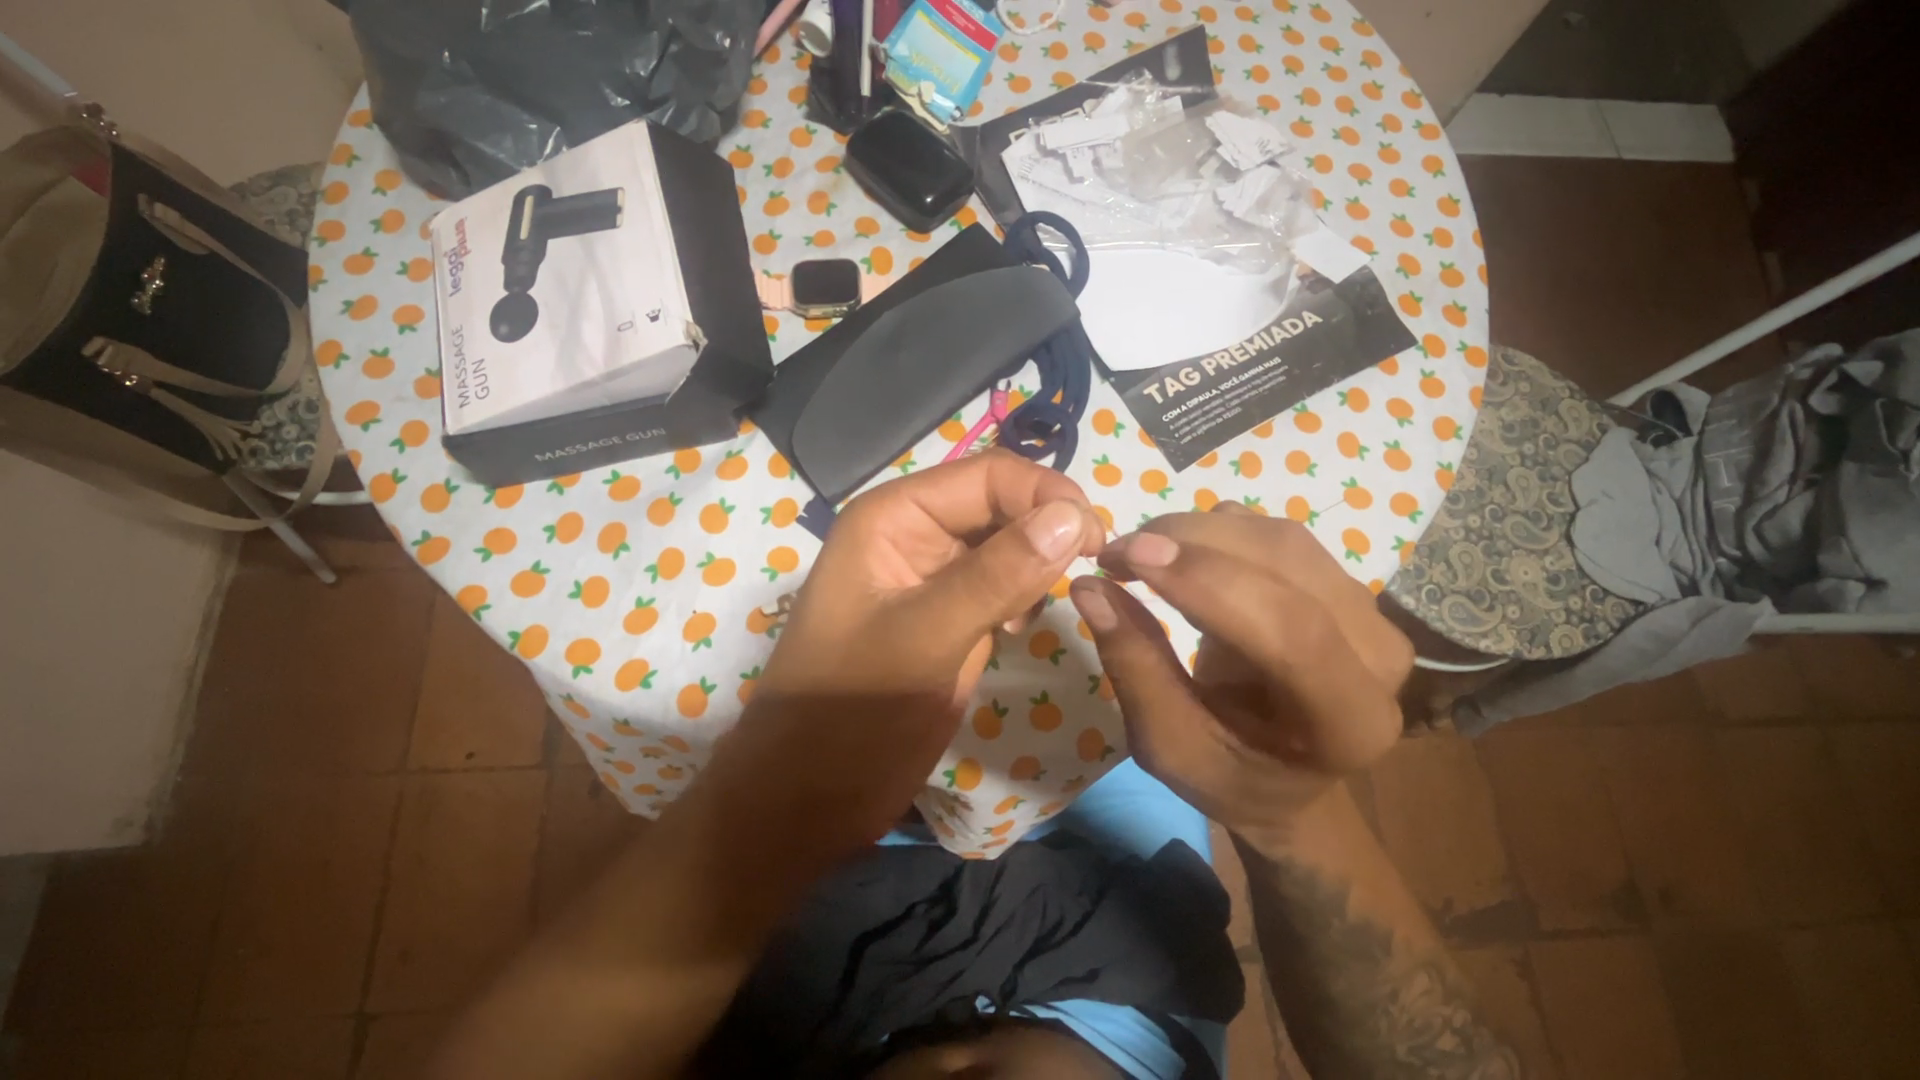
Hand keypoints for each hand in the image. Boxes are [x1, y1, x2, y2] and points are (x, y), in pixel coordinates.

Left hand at [686, 450, 1105, 864]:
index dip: (1046, 494)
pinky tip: (1019, 625)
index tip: (1097, 539)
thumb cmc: (851, 714)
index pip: (987, 476)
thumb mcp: (926, 638)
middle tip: (1090, 569)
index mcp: (892, 519)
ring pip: (1004, 545)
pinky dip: (1021, 596)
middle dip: (1046, 527)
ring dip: (1036, 563)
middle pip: (999, 504)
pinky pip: (998, 586)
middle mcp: (912, 537)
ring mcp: (930, 581)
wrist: (808, 797)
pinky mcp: (946, 621)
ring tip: (1037, 606)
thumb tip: (1073, 516)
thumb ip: (998, 575)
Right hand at [1068, 503, 1412, 840]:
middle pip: (1287, 564)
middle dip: (1190, 542)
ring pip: (1281, 538)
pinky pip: (1279, 536)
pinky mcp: (1348, 586)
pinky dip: (1217, 532)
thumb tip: (1090, 587)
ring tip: (1136, 552)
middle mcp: (1380, 658)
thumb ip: (1135, 668)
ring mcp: (1372, 613)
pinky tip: (1178, 555)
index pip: (1292, 633)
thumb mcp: (1168, 745)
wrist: (1287, 778)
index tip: (1129, 554)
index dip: (1210, 582)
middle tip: (1112, 553)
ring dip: (1198, 531)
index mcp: (1349, 722)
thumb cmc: (1229, 777)